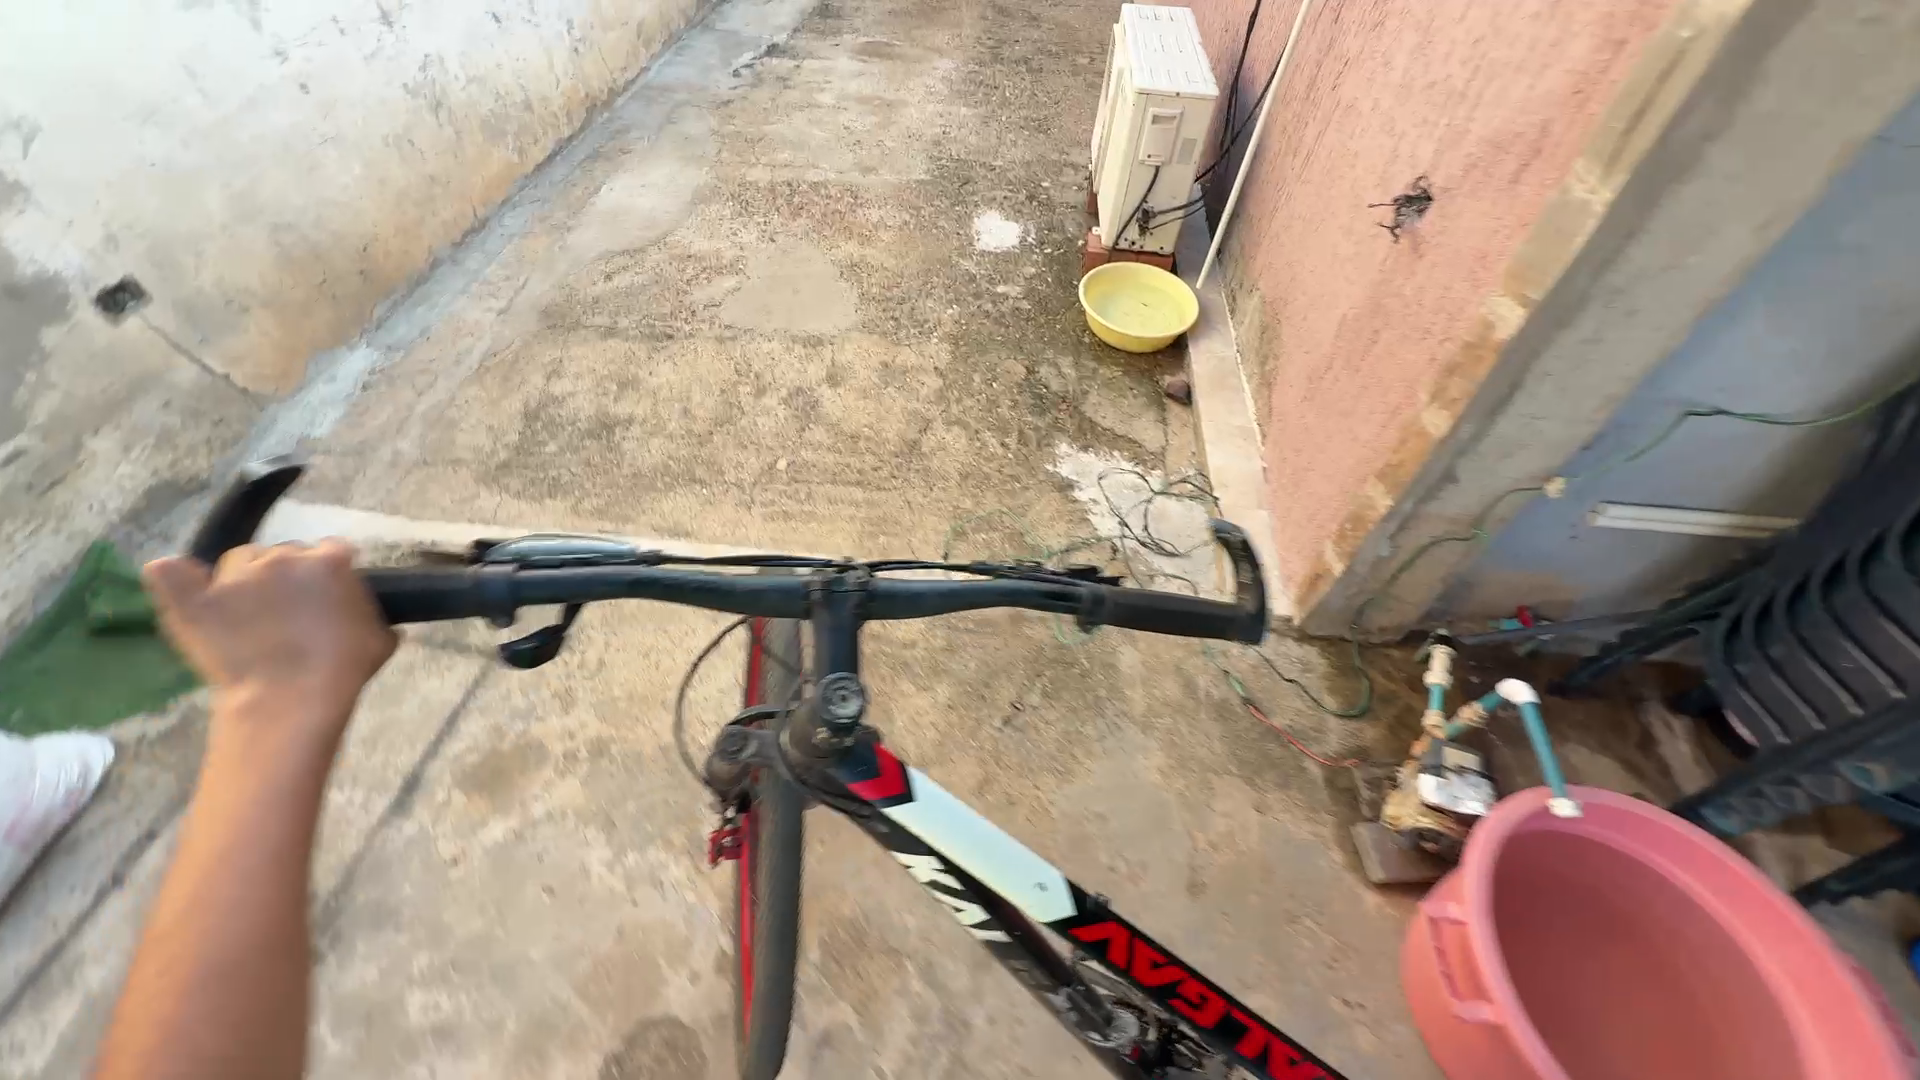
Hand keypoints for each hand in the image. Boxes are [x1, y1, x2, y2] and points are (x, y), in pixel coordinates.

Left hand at [144, 540, 395, 745]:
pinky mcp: (194, 599)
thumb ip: (374, 616)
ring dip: (245, 576)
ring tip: (248, 606)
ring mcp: (235, 576)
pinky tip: (185, 582)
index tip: (331, 592)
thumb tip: (373, 619)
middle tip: (291, 605)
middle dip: (289, 573)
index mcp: (331, 562)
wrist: (293, 695)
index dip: (332, 570)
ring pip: (239, 560)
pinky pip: (171, 571)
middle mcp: (284, 558)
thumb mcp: (381, 638)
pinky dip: (176, 574)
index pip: (332, 550)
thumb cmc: (346, 667)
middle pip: (284, 553)